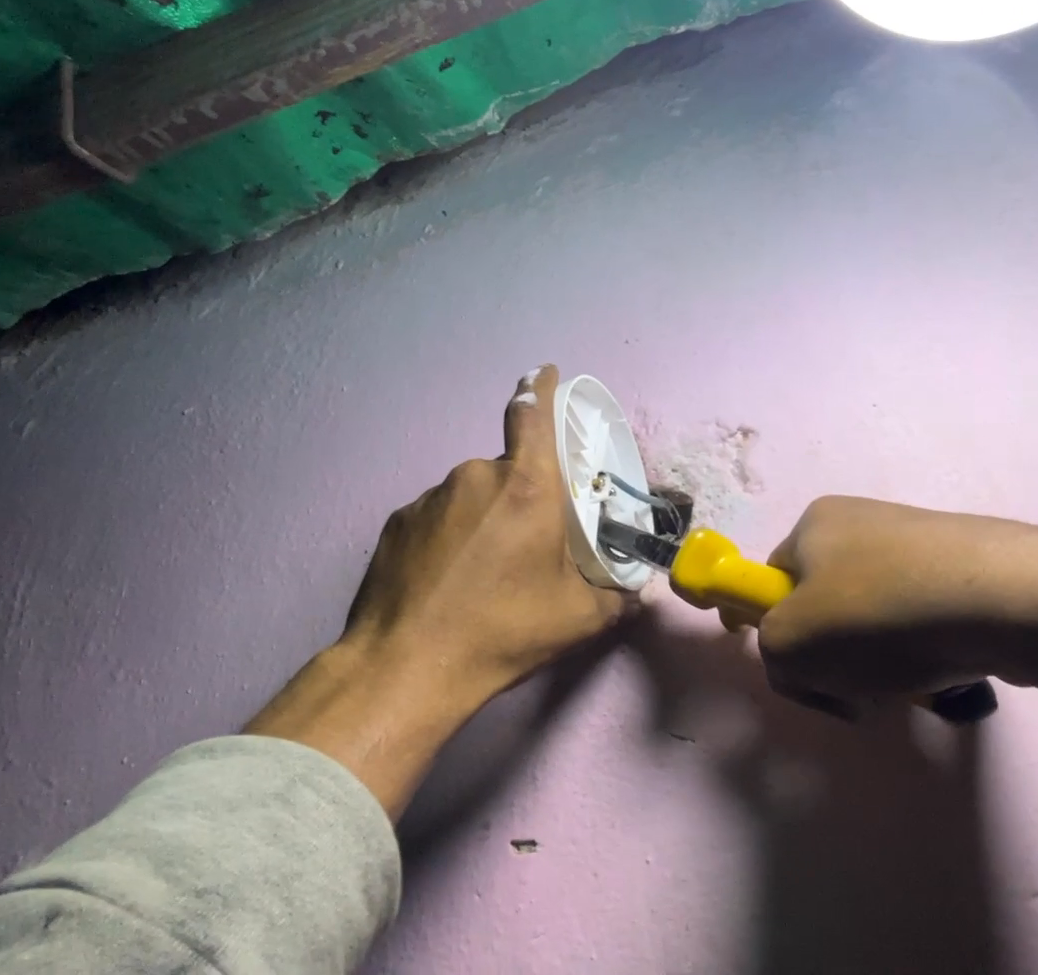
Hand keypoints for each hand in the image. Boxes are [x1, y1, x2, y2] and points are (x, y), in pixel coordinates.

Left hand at [246, 364, 627, 813]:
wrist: (407, 666)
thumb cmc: (503, 630)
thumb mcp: (578, 618)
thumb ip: (617, 595)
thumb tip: (641, 592)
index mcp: (527, 486)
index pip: (533, 413)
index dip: (542, 387)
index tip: (546, 373)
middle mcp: (477, 476)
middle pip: (509, 468)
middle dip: (524, 495)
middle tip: (530, 542)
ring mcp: (429, 497)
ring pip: (472, 495)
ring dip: (485, 518)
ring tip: (485, 571)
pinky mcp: (396, 522)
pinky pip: (437, 517)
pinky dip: (450, 537)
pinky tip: (449, 580)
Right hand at [749, 496, 1037, 750]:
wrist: (1004, 600)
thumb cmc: (880, 615)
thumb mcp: (790, 647)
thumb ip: (772, 656)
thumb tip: (802, 662)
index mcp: (815, 523)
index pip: (771, 581)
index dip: (770, 624)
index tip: (796, 665)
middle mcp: (863, 522)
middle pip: (824, 605)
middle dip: (831, 655)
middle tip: (852, 689)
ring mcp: (918, 544)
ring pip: (873, 620)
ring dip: (876, 663)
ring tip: (905, 684)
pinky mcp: (963, 569)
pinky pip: (920, 622)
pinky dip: (921, 654)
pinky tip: (943, 672)